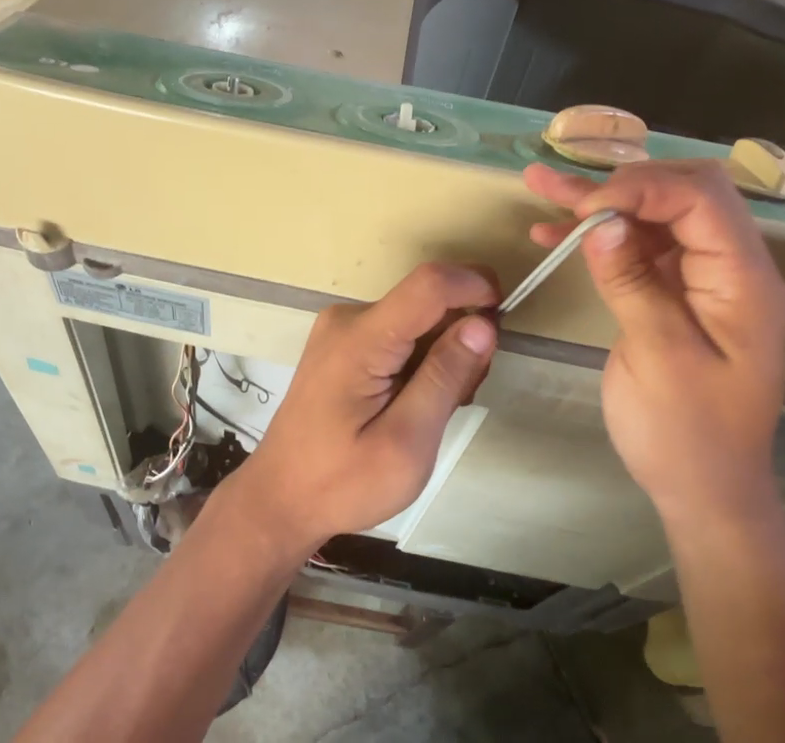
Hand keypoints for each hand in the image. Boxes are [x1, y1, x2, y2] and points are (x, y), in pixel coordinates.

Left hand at [221, 263, 499, 555]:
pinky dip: (420, 362)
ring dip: (442, 357)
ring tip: (431, 412)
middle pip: (429, 303)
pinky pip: (400, 334)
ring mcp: (343, 330)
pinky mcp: (344, 345)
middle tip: (460, 399)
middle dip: (462, 339)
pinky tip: (412, 404)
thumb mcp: (406, 442)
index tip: (502, 324)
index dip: (476, 287)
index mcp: (361, 339)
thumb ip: (445, 378)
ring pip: (419, 320)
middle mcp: (349, 319)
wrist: (281, 500)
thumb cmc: (343, 483)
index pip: (429, 284)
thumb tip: (484, 322)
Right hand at [523, 160, 784, 520]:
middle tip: (565, 195)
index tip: (584, 211)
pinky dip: (602, 237)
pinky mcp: (680, 294)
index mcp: (744, 280)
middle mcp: (733, 268)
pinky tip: (554, 232)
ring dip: (604, 201)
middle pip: (685, 193)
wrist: (706, 491)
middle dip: (623, 183)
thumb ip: (631, 282)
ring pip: (659, 215)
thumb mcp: (657, 359)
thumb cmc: (688, 435)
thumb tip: (599, 221)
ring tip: (542, 183)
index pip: (700, 199)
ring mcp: (707, 280)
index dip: (641, 188)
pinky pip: (644, 248)